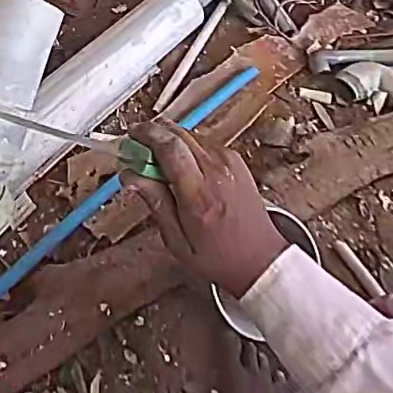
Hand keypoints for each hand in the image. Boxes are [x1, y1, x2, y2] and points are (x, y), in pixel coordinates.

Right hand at [127, 121, 287, 296]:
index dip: (146, 134)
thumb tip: (130, 176)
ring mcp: (228, 162)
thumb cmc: (220, 256)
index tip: (130, 136)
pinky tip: (180, 165)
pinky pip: (201, 141)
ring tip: (158, 162)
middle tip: (137, 146)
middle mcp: (216, 172)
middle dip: (152, 133)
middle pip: (177, 133)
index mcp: (199, 194)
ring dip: (169, 140)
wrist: (262, 259)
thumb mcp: (177, 241)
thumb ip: (155, 203)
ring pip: (188, 134)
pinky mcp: (234, 159)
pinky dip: (185, 146)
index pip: (169, 147)